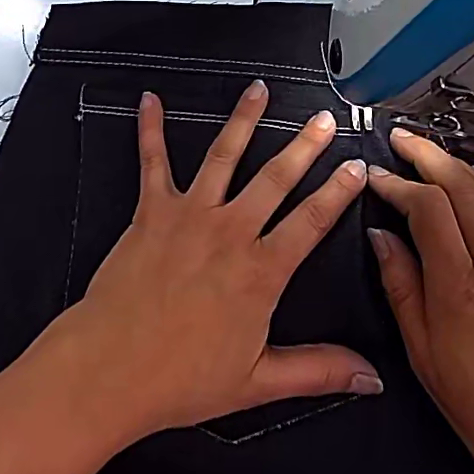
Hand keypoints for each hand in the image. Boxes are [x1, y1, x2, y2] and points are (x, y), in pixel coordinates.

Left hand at [15, 82, 379, 448]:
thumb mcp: (257, 382)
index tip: (357, 167)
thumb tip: (368, 378)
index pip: (312, 221)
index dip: (339, 191)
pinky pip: (153, 162)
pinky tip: (151, 102)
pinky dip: (152, 130)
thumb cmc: (177, 379)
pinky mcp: (153, 211)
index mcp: (259, 271)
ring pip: (225, 155)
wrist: (105, 374)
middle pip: (276, 177)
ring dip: (245, 119)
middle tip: (324, 118)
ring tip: (260, 90)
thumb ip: (317, 371)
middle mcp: (230, 232)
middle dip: (305, 144)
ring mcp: (190, 215)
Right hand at [367, 130, 473, 473]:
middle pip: (461, 185)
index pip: (427, 207)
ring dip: (463, 164)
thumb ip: (403, 290)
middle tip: (404, 139)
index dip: (398, 182)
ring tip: (439, 154)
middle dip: (427, 153)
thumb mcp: (428, 360)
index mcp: (460, 287)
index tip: (378, 175)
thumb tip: (382, 240)